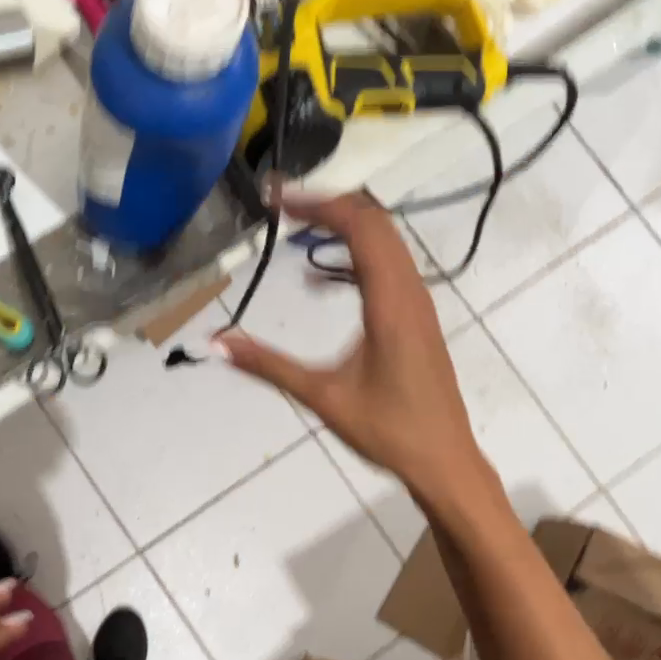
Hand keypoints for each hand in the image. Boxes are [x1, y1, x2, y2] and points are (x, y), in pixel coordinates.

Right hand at [215, 192, 492, 504]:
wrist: (444, 460)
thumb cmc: (387, 430)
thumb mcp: (322, 397)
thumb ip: (267, 365)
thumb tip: (216, 343)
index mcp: (390, 303)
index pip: (359, 228)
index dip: (317, 204)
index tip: (274, 200)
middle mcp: (410, 292)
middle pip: (375, 222)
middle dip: (326, 206)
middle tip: (279, 206)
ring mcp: (419, 303)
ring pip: (386, 241)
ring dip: (343, 226)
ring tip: (296, 228)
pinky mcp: (418, 317)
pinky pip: (389, 265)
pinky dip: (355, 255)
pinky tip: (320, 281)